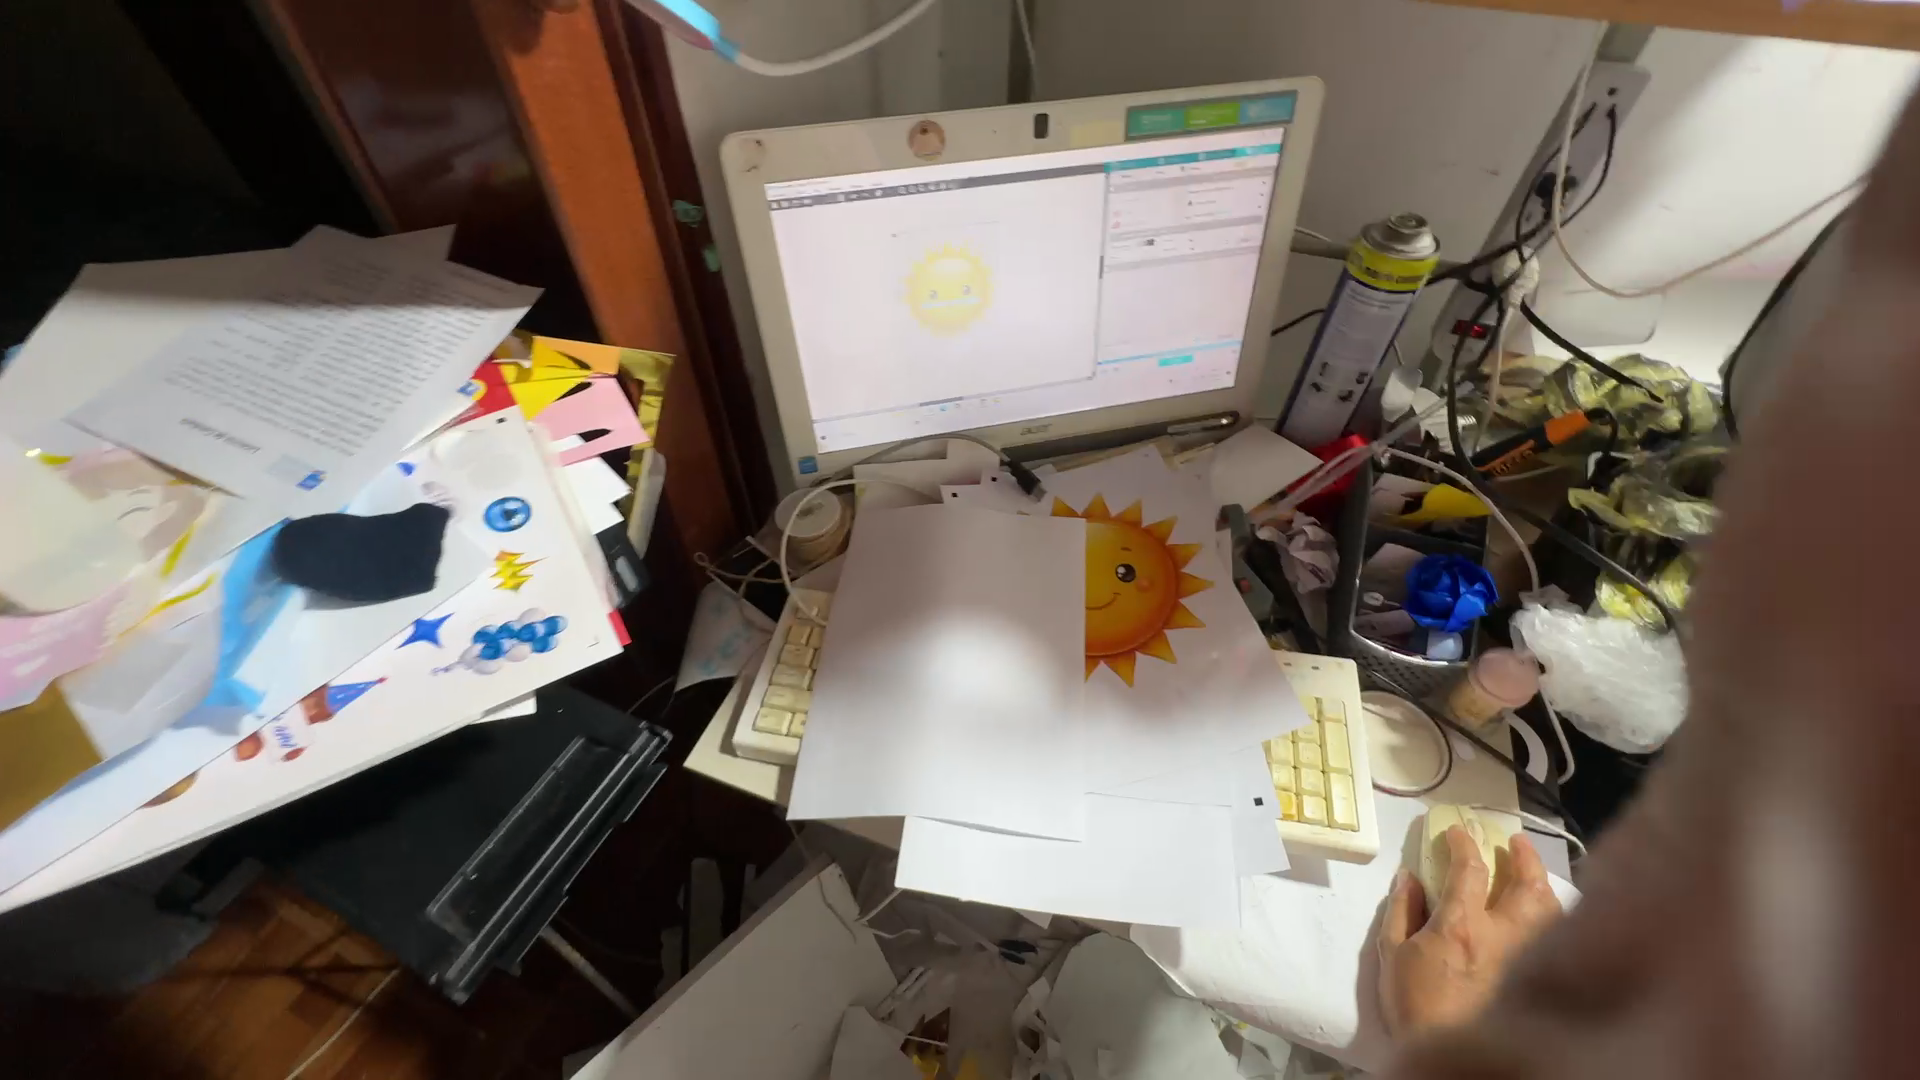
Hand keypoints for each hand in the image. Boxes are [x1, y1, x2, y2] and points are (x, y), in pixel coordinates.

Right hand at [1376, 826, 1561, 1038]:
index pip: (1470, 870)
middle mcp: (1502, 938)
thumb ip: (1401, 910)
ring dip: (1543, 886)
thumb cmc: (1414, 1002)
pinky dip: (1555, 919)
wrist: (1450, 1051)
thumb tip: (1410, 876)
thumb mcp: (1392, 952)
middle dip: (1523, 857)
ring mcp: (1528, 961)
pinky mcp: (1539, 981)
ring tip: (1534, 874)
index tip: (1457, 831)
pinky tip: (1548, 916)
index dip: (1464, 844)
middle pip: (1527, 887)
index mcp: (1460, 925)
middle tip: (1515, 841)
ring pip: (1552, 914)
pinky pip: (1557, 941)